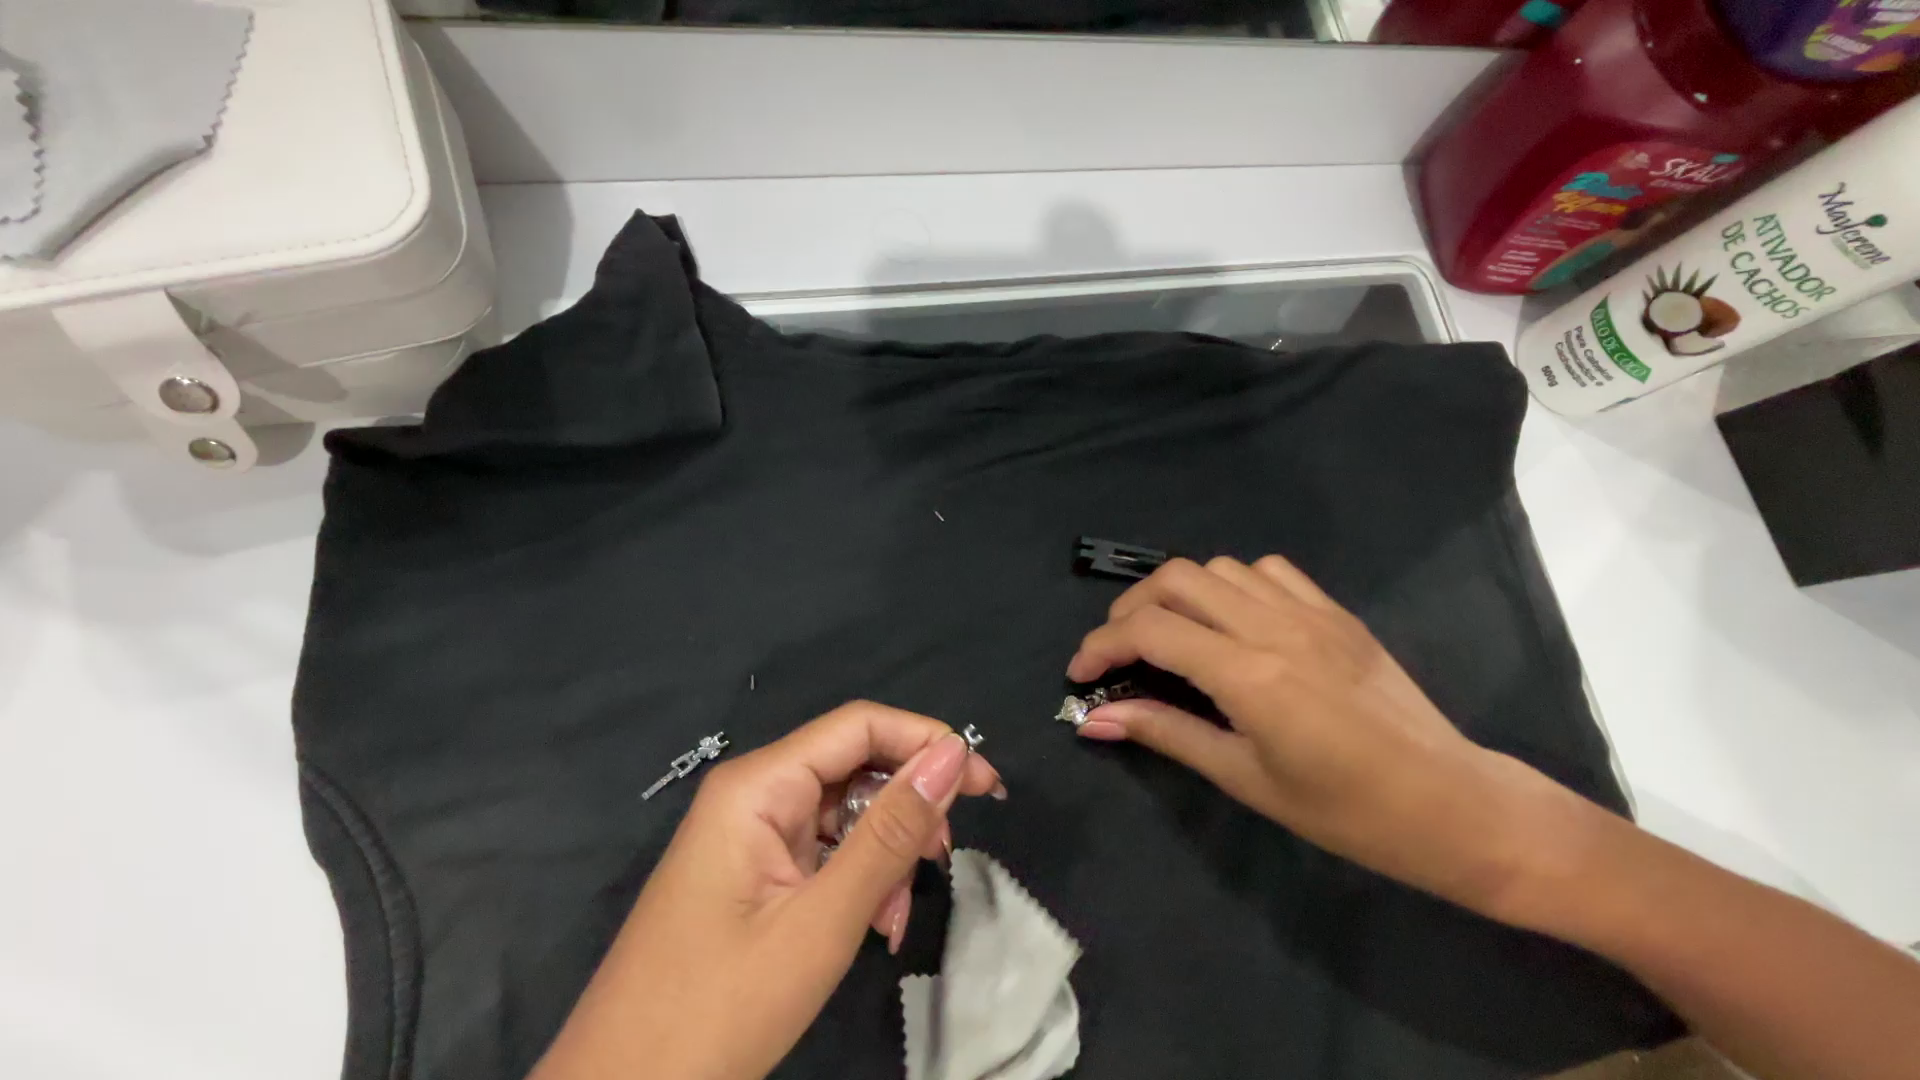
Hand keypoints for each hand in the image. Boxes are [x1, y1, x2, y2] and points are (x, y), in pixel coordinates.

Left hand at [530, 702, 1002, 1079]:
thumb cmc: (721, 1007)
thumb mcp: (824, 919)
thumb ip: (891, 831)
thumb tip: (954, 752)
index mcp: (759, 784)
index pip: (860, 725)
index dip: (928, 741)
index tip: (985, 785)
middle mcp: (753, 795)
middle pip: (853, 768)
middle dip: (907, 807)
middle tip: (945, 858)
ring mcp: (749, 836)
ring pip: (843, 815)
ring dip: (885, 856)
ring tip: (894, 916)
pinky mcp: (751, 875)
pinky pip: (822, 853)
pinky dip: (858, 882)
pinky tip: (872, 926)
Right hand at [1066, 555, 1586, 920]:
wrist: (1450, 802)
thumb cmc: (1345, 811)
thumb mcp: (1245, 779)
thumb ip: (1166, 735)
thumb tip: (1094, 720)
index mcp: (1248, 675)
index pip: (1150, 630)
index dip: (1100, 645)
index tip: (1080, 674)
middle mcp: (1274, 627)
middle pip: (1175, 579)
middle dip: (1129, 608)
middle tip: (1118, 652)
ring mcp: (1310, 612)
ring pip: (1219, 568)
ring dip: (1178, 594)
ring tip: (1170, 637)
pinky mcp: (1337, 612)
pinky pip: (1270, 571)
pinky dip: (1232, 585)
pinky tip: (1232, 622)